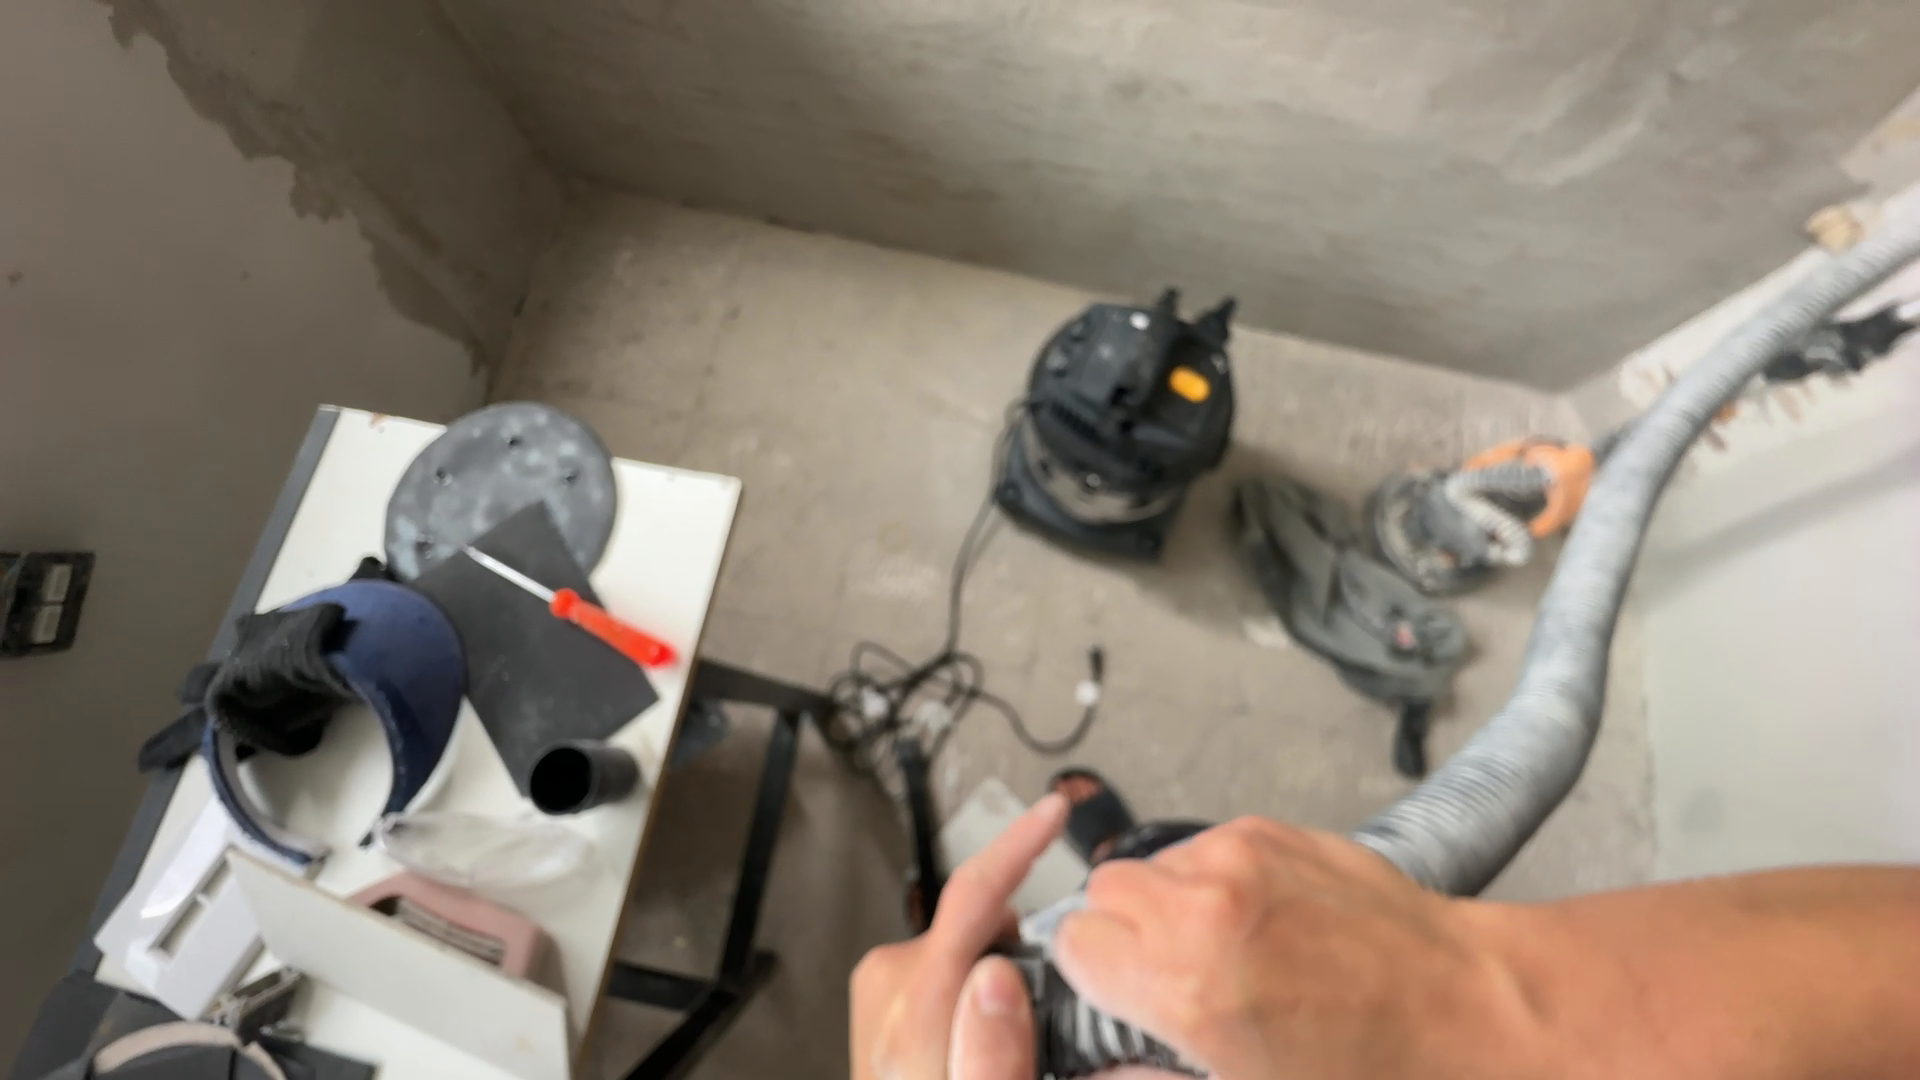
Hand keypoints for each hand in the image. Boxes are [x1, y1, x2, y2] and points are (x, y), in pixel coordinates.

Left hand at [851, 793, 1068, 1079]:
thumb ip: (996, 1058)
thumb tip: (1000, 974)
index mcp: (917, 1002)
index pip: (973, 894)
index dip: (1021, 844)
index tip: (1056, 811)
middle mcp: (890, 978)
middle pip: (979, 917)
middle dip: (1015, 944)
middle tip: (1034, 1017)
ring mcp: (882, 982)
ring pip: (967, 940)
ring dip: (994, 968)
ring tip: (998, 1037)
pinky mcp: (884, 989)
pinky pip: (947, 958)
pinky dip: (973, 978)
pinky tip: (975, 1028)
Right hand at [1054, 817, 1547, 1079]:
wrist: (1476, 1010)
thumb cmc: (1381, 1076)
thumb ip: (1157, 1077)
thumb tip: (1107, 1065)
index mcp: (1189, 986)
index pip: (1075, 942)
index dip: (1097, 973)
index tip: (1124, 991)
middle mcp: (1201, 905)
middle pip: (1104, 890)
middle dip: (1125, 930)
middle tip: (1175, 969)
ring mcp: (1234, 856)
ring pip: (1150, 863)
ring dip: (1167, 900)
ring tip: (1225, 944)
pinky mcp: (1262, 829)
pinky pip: (1199, 848)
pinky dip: (1209, 879)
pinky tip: (1260, 918)